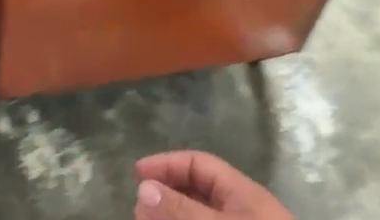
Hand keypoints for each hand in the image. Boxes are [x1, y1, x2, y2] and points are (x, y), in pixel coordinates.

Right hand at [134, 152, 292, 219]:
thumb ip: (183, 210)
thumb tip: (142, 188)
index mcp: (243, 194)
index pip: (198, 165)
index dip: (166, 165)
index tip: (136, 176)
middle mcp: (242, 213)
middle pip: (197, 194)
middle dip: (165, 199)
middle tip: (139, 212)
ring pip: (200, 218)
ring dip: (174, 219)